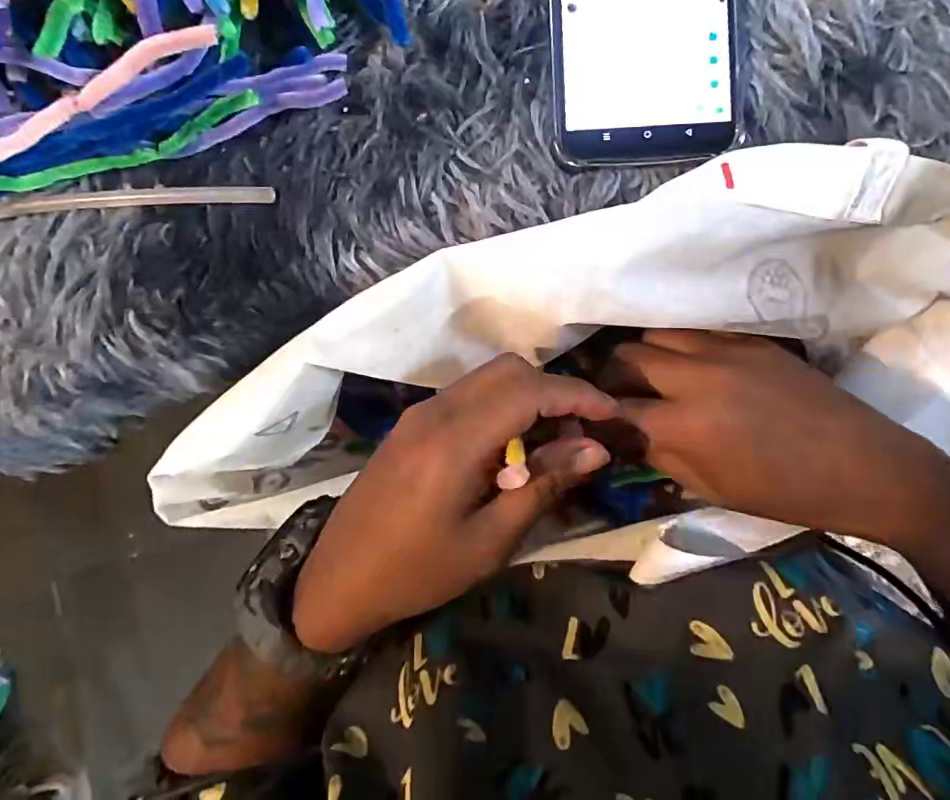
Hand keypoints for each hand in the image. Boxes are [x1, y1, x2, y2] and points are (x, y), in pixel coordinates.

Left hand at [291, 354, 616, 652]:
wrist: (336, 579)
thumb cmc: (417, 571)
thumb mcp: (489, 541)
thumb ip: (543, 485)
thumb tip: (594, 449)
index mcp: (454, 440)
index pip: (529, 391)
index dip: (578, 396)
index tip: (613, 416)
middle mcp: (436, 410)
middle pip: (510, 369)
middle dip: (555, 390)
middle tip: (581, 436)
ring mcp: (420, 411)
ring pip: (489, 377)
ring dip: (529, 395)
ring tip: (552, 443)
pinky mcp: (412, 420)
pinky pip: (469, 393)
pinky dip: (501, 404)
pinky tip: (512, 445)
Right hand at [602, 330, 949, 544]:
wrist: (865, 466)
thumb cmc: (786, 493)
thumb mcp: (712, 488)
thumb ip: (661, 456)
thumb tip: (626, 435)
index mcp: (686, 425)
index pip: (615, 409)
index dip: (597, 418)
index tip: (592, 424)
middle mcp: (696, 376)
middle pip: (624, 358)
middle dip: (610, 378)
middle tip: (617, 397)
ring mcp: (724, 350)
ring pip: (654, 334)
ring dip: (642, 355)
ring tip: (650, 376)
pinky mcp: (748, 339)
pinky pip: (693, 330)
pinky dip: (677, 346)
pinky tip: (687, 365)